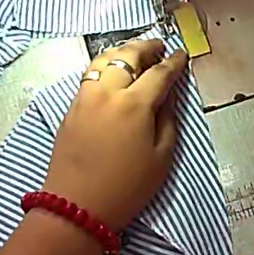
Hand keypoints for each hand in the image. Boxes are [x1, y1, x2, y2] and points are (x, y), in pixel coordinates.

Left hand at [42, 38, 189, 231]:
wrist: (77, 207)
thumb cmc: (127, 187)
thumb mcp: (161, 157)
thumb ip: (167, 120)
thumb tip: (167, 98)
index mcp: (134, 104)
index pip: (159, 73)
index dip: (174, 62)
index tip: (182, 55)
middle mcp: (107, 92)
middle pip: (127, 56)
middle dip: (146, 47)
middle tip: (159, 47)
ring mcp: (84, 98)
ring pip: (103, 60)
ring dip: (122, 52)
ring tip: (135, 54)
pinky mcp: (71, 108)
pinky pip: (89, 76)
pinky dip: (104, 66)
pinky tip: (113, 73)